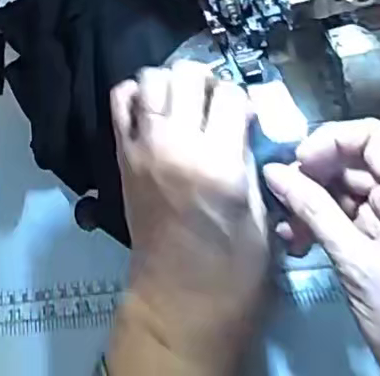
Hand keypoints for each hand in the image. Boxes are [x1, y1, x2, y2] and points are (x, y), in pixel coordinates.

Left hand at [105, 62, 268, 375]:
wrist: (177, 306)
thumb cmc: (231, 274)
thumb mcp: (259, 219)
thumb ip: (249, 162)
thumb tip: (243, 125)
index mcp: (218, 163)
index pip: (230, 95)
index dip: (241, 98)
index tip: (244, 113)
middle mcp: (177, 143)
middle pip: (187, 74)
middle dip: (206, 79)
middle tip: (214, 100)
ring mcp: (144, 145)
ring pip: (151, 78)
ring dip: (171, 81)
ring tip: (184, 101)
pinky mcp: (122, 153)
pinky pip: (120, 101)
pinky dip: (135, 94)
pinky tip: (152, 108)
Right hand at [263, 119, 379, 375]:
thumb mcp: (360, 266)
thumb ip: (315, 211)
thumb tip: (272, 170)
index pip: (373, 139)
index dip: (331, 141)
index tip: (298, 163)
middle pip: (356, 166)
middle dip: (314, 177)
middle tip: (280, 195)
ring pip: (348, 195)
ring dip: (313, 204)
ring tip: (286, 227)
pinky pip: (351, 223)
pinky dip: (323, 226)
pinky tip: (297, 240)